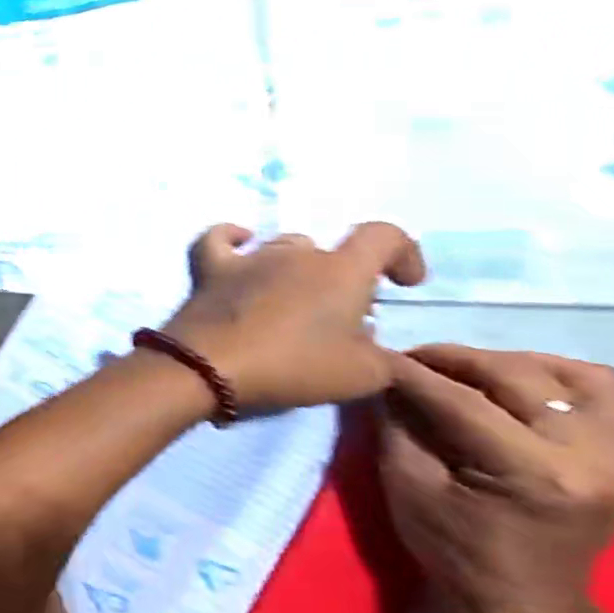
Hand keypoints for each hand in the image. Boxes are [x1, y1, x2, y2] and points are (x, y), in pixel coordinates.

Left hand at [161, 222, 425, 413]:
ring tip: (292, 305)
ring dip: (294, 270)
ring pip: (281, 248)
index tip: (403, 282)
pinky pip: (218, 240)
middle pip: (327, 252)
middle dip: (338, 280)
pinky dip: (231, 238)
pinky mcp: (210, 269)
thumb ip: (383, 358)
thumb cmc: (293, 367)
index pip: (384, 237)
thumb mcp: (362, 376)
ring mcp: (249, 258)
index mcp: (341, 270)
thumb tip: (373, 346)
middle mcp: (295, 253)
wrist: (211, 368)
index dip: (402, 253)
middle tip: (335, 320)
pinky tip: (239, 245)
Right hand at [380, 345, 613, 612]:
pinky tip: (523, 383)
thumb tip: (385, 376)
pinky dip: (563, 378)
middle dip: (456, 360)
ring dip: (513, 364)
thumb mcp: (407, 486)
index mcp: (535, 474)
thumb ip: (397, 424)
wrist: (524, 606)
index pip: (461, 401)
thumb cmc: (455, 552)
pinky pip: (608, 395)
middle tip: (413, 359)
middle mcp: (592, 458)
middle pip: (517, 377)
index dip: (412, 373)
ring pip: (574, 376)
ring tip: (470, 371)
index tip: (375, 354)